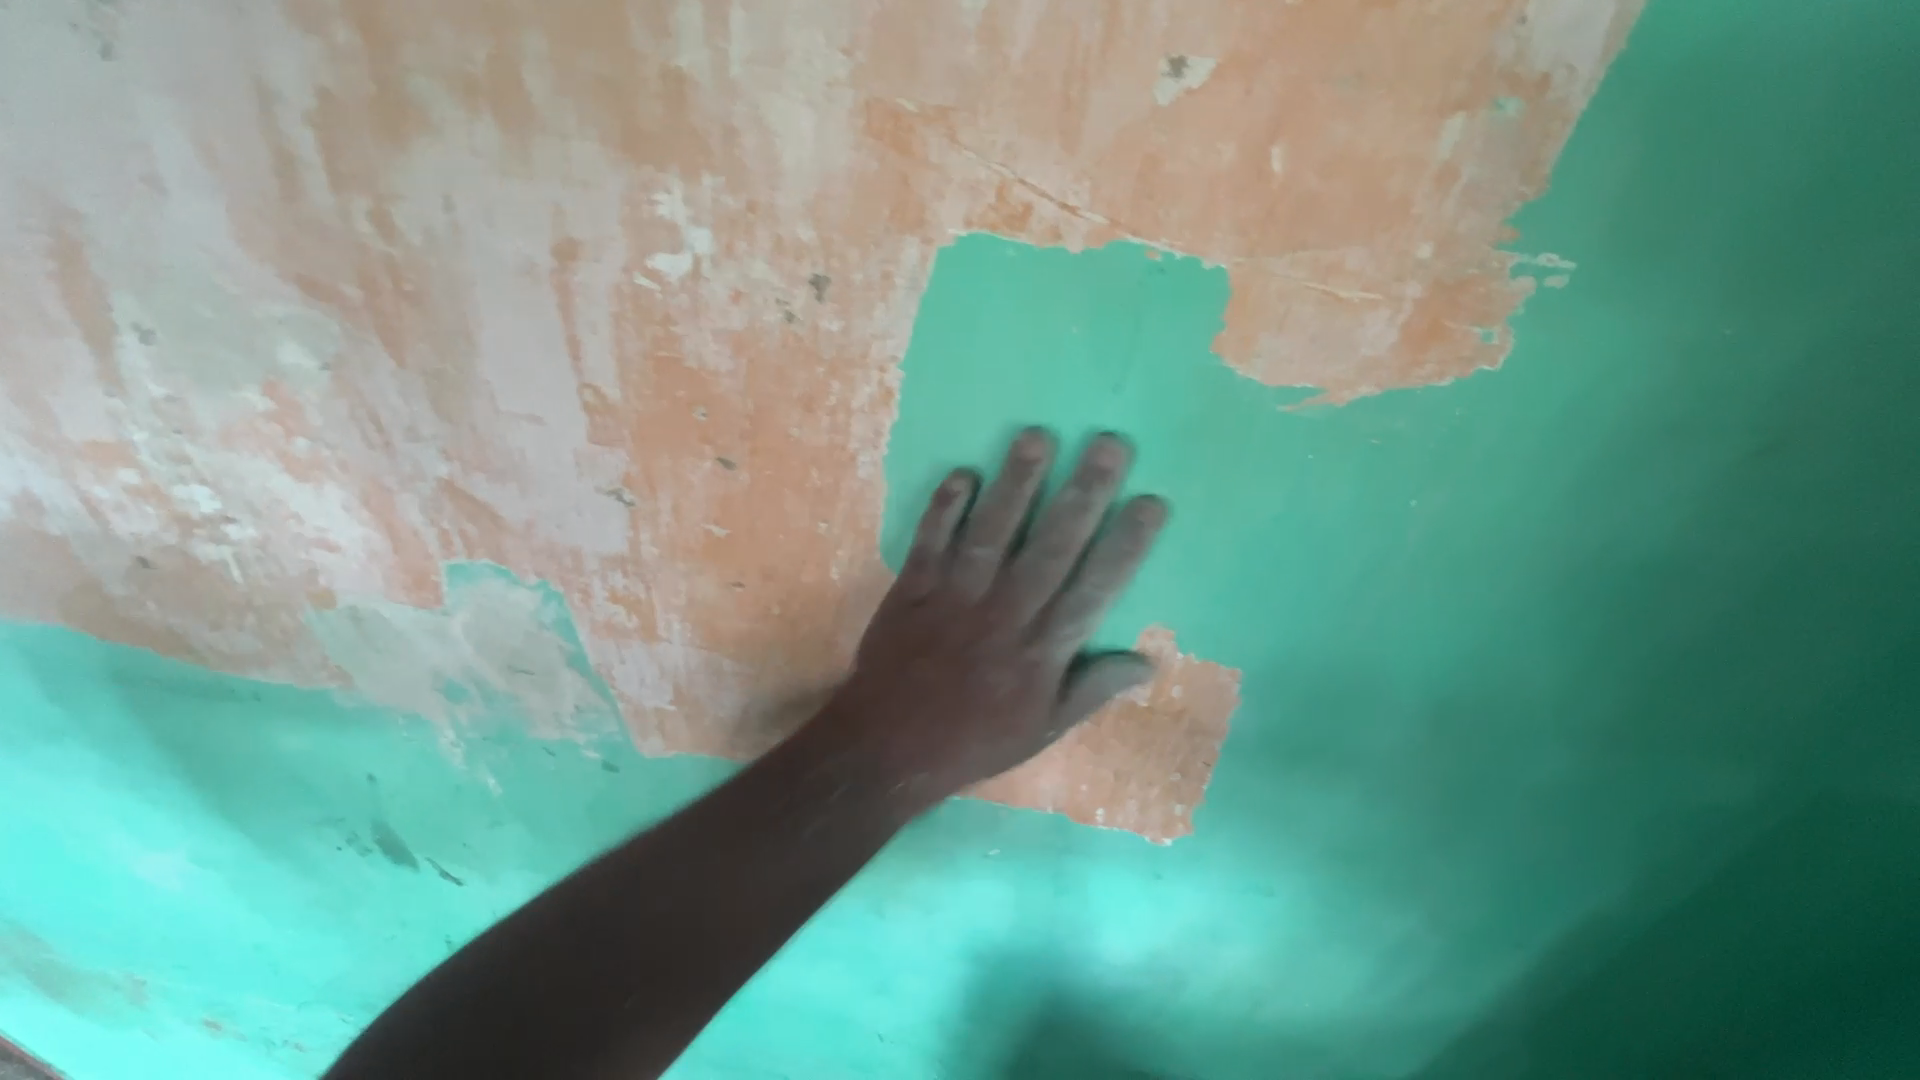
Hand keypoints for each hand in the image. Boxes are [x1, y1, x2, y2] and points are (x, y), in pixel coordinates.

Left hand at [824, 428, 1168, 800]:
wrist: (887, 747)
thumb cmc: (972, 741)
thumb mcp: (1042, 731)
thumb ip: (1091, 691)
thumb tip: (1149, 663)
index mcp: (1041, 651)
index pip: (1093, 589)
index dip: (1125, 545)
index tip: (1150, 503)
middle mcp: (1004, 614)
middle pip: (1050, 547)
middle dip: (1082, 494)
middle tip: (1108, 445)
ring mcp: (954, 597)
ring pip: (991, 533)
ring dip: (1014, 485)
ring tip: (1037, 438)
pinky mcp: (911, 590)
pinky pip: (930, 541)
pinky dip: (944, 508)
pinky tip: (963, 474)